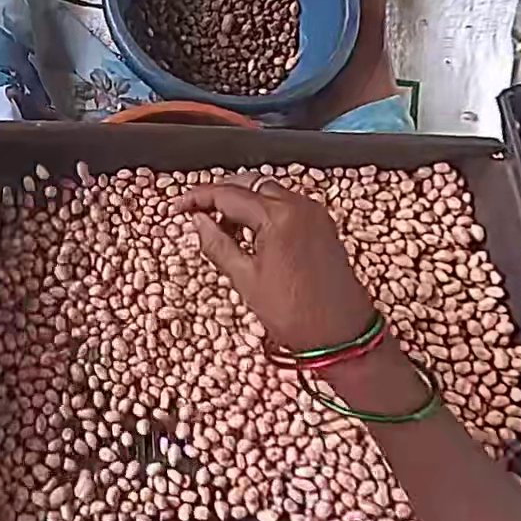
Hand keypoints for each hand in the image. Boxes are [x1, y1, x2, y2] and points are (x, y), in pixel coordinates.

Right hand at [174, 174, 375, 352]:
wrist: (343, 336)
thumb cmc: (295, 313)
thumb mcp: (245, 279)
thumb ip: (217, 243)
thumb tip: (198, 221)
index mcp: (278, 217)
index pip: (227, 194)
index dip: (197, 198)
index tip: (178, 206)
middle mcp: (300, 207)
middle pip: (249, 184)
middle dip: (219, 196)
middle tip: (196, 214)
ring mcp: (314, 215)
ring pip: (267, 192)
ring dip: (241, 203)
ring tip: (220, 229)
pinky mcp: (322, 226)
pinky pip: (285, 205)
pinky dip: (262, 211)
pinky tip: (248, 234)